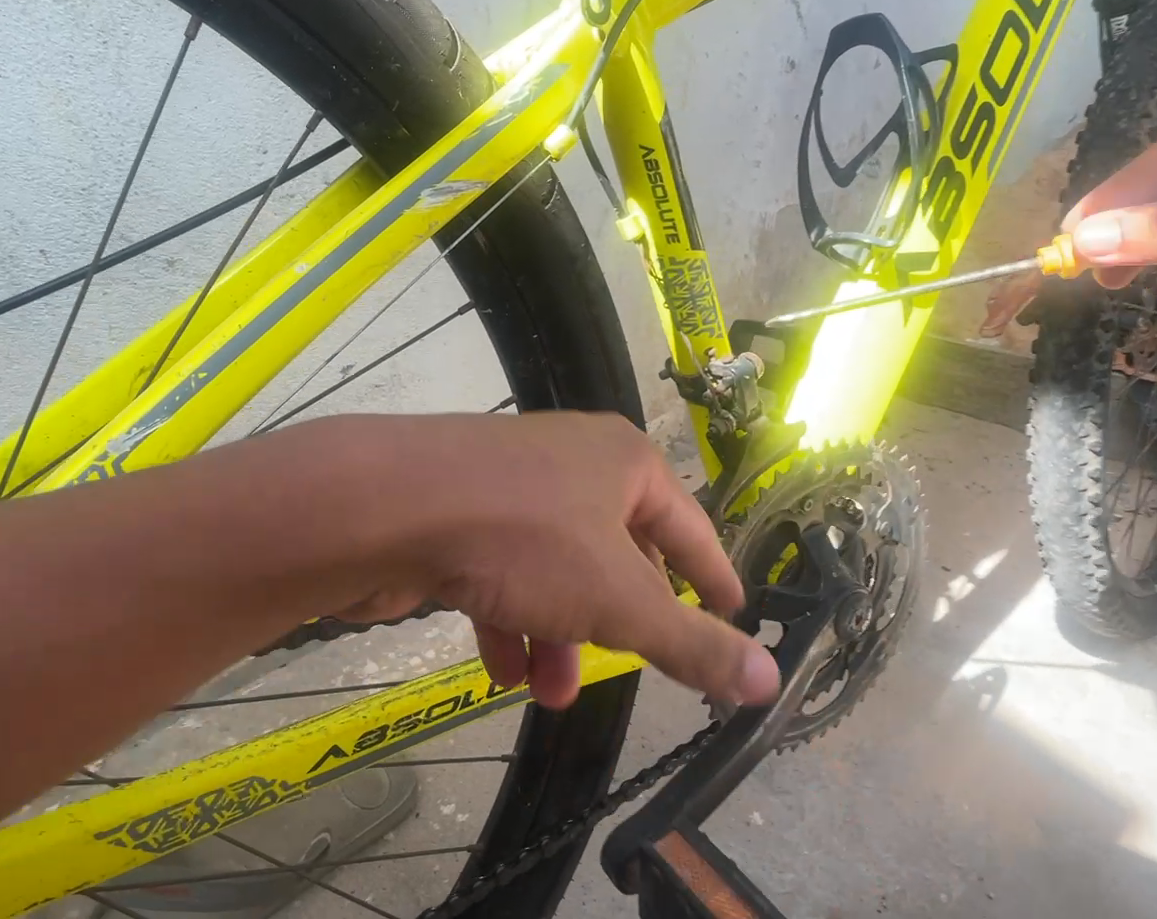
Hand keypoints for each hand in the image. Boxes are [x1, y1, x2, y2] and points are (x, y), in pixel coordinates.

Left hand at [304, 413, 781, 709]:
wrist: (387, 505)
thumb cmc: (525, 539)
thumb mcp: (619, 600)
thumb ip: (691, 643)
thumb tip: (768, 680)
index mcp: (623, 462)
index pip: (688, 528)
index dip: (712, 577)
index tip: (732, 613)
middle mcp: (570, 463)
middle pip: (616, 552)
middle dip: (619, 622)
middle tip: (634, 669)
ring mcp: (509, 486)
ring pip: (554, 570)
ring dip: (559, 634)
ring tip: (551, 693)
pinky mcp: (459, 514)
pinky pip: (502, 571)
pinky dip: (509, 619)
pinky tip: (502, 669)